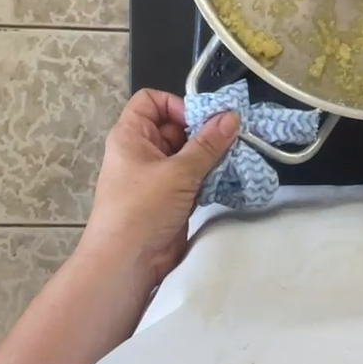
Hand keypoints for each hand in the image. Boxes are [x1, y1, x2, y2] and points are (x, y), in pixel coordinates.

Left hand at [80, 90, 238, 288]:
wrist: (128, 262)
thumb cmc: (142, 210)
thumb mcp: (178, 173)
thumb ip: (208, 144)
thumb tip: (232, 116)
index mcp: (131, 135)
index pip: (152, 101)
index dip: (177, 105)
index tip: (201, 121)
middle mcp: (142, 151)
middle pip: (175, 126)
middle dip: (203, 132)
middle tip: (230, 140)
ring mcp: (157, 175)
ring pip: (188, 153)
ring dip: (211, 156)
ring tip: (234, 159)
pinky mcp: (171, 197)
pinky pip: (193, 176)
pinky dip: (210, 175)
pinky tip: (229, 179)